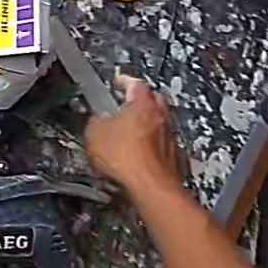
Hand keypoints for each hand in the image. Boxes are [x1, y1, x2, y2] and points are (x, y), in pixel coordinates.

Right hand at [85, 75, 184, 200]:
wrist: (150, 187)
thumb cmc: (123, 156)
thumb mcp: (94, 134)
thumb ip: (95, 121)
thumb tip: (98, 120)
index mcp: (142, 104)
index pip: (136, 83)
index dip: (125, 80)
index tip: (118, 82)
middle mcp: (160, 116)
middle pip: (154, 98)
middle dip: (141, 99)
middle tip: (126, 104)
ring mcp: (169, 136)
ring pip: (159, 119)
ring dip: (147, 120)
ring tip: (130, 128)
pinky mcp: (173, 155)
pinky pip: (161, 139)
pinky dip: (151, 139)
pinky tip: (138, 150)